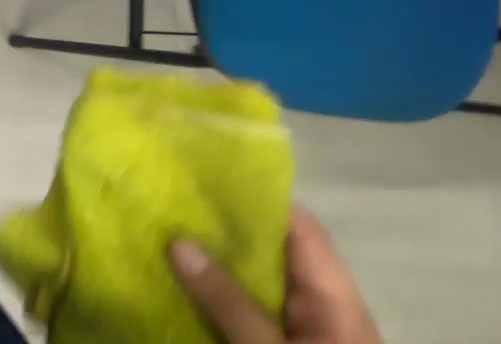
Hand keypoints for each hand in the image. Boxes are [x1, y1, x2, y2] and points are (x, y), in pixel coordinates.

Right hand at [170, 208, 380, 343]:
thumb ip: (228, 300)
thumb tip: (179, 240)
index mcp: (338, 302)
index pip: (301, 228)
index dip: (256, 195)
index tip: (201, 171)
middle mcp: (326, 310)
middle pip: (275, 251)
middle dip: (223, 226)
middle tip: (166, 201)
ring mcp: (306, 334)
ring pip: (257, 281)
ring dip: (214, 260)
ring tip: (162, 234)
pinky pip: (249, 310)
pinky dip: (216, 293)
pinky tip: (178, 283)